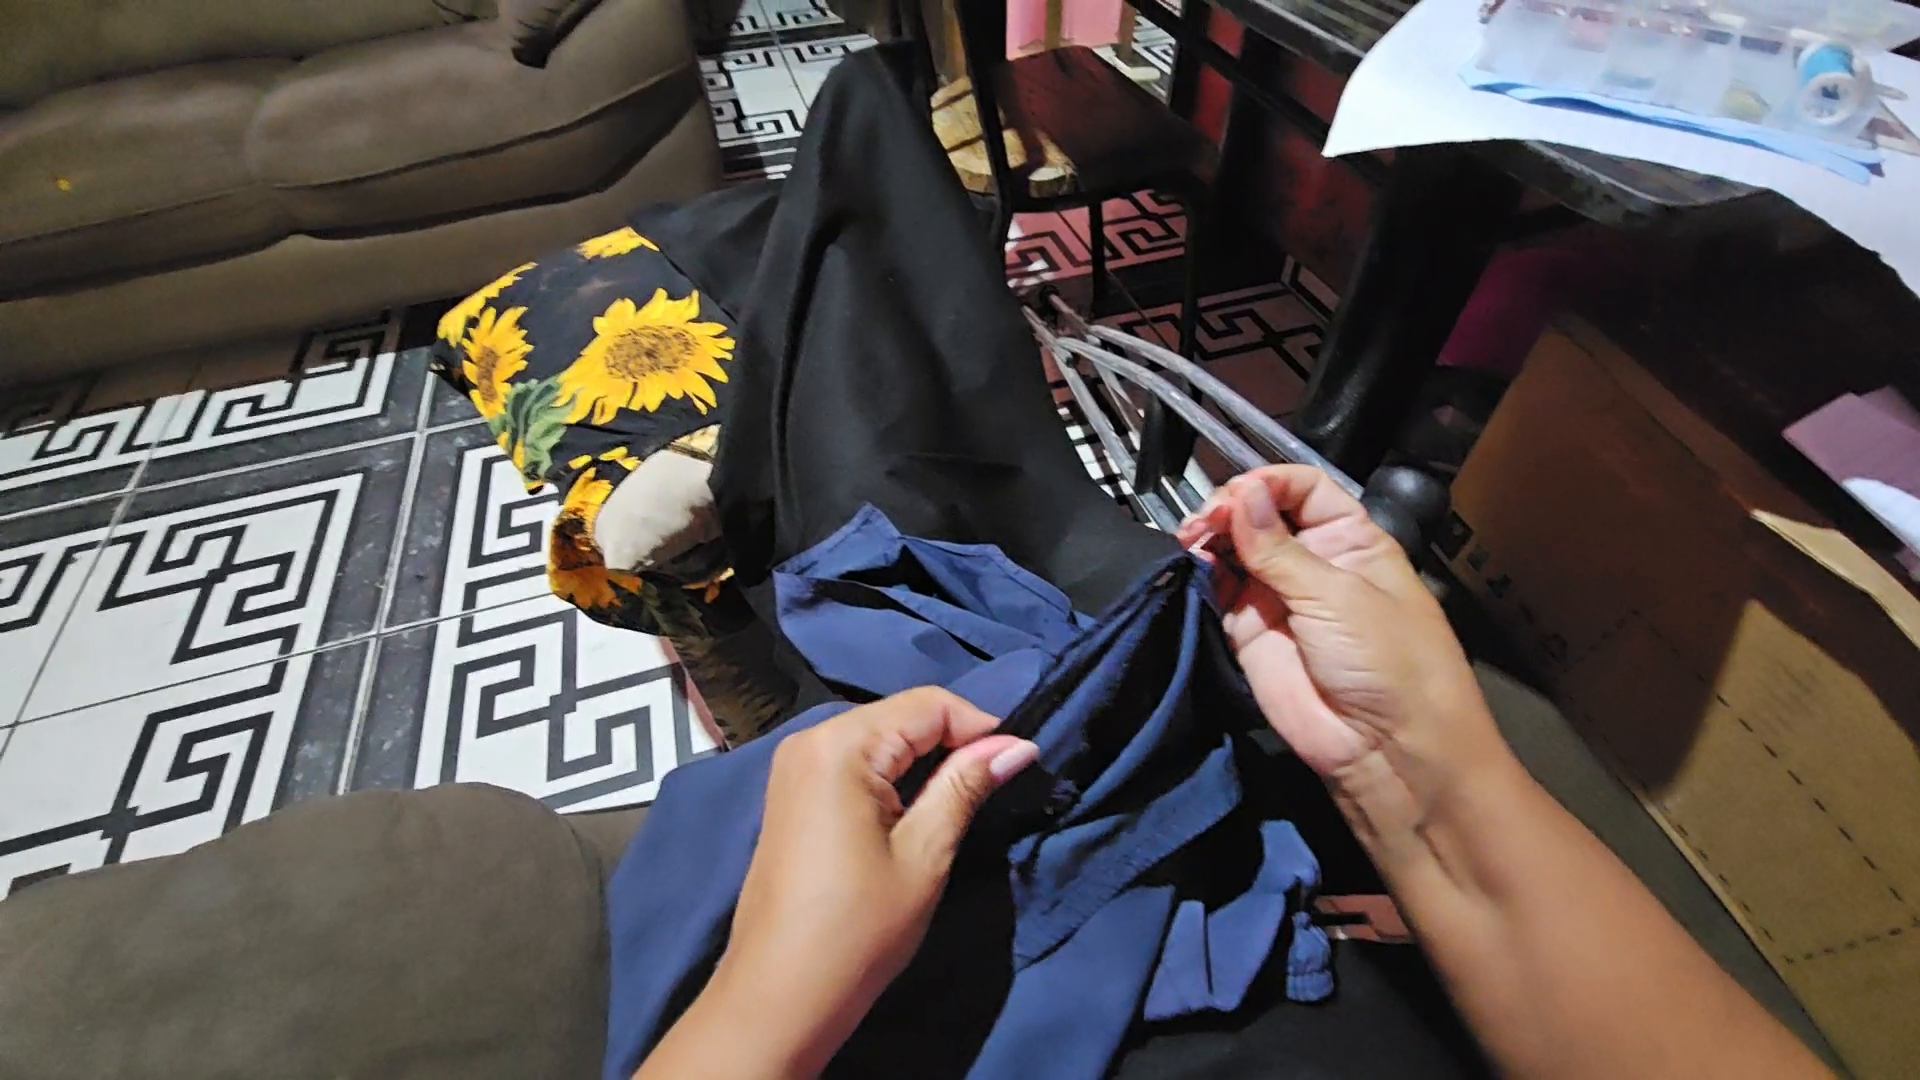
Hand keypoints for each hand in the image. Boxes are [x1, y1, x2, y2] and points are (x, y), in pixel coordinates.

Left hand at [637, 688, 1037, 1079]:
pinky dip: (894, 769)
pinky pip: (856, 756)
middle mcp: (812, 737)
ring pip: (881, 733)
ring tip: (963, 791)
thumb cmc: (858, 928)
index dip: (980, 727)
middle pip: (902, 714)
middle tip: (994, 779)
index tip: (1016, 761)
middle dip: (954, 739)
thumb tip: (1019, 747)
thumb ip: (967, 785)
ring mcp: (797, 761)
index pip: (929, 705)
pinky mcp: (793, 787)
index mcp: (842, 744)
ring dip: (926, 755)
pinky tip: (916, 800)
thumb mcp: (925, 853)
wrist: (778, 998)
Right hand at [1175, 466, 1500, 787]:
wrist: (1383, 750)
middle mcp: (1310, 560)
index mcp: (1350, 540)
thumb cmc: (1387, 662)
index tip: (1237, 494)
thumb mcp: (1338, 597)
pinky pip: (1218, 588)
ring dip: (1211, 537)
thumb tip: (1241, 494)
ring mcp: (1276, 595)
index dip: (1269, 483)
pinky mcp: (1247, 628)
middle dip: (1230, 509)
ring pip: (1234, 548)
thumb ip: (1279, 549)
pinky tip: (1192, 563)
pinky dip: (1201, 572)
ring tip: (1191, 538)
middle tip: (1206, 521)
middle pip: (1260, 515)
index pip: (1304, 489)